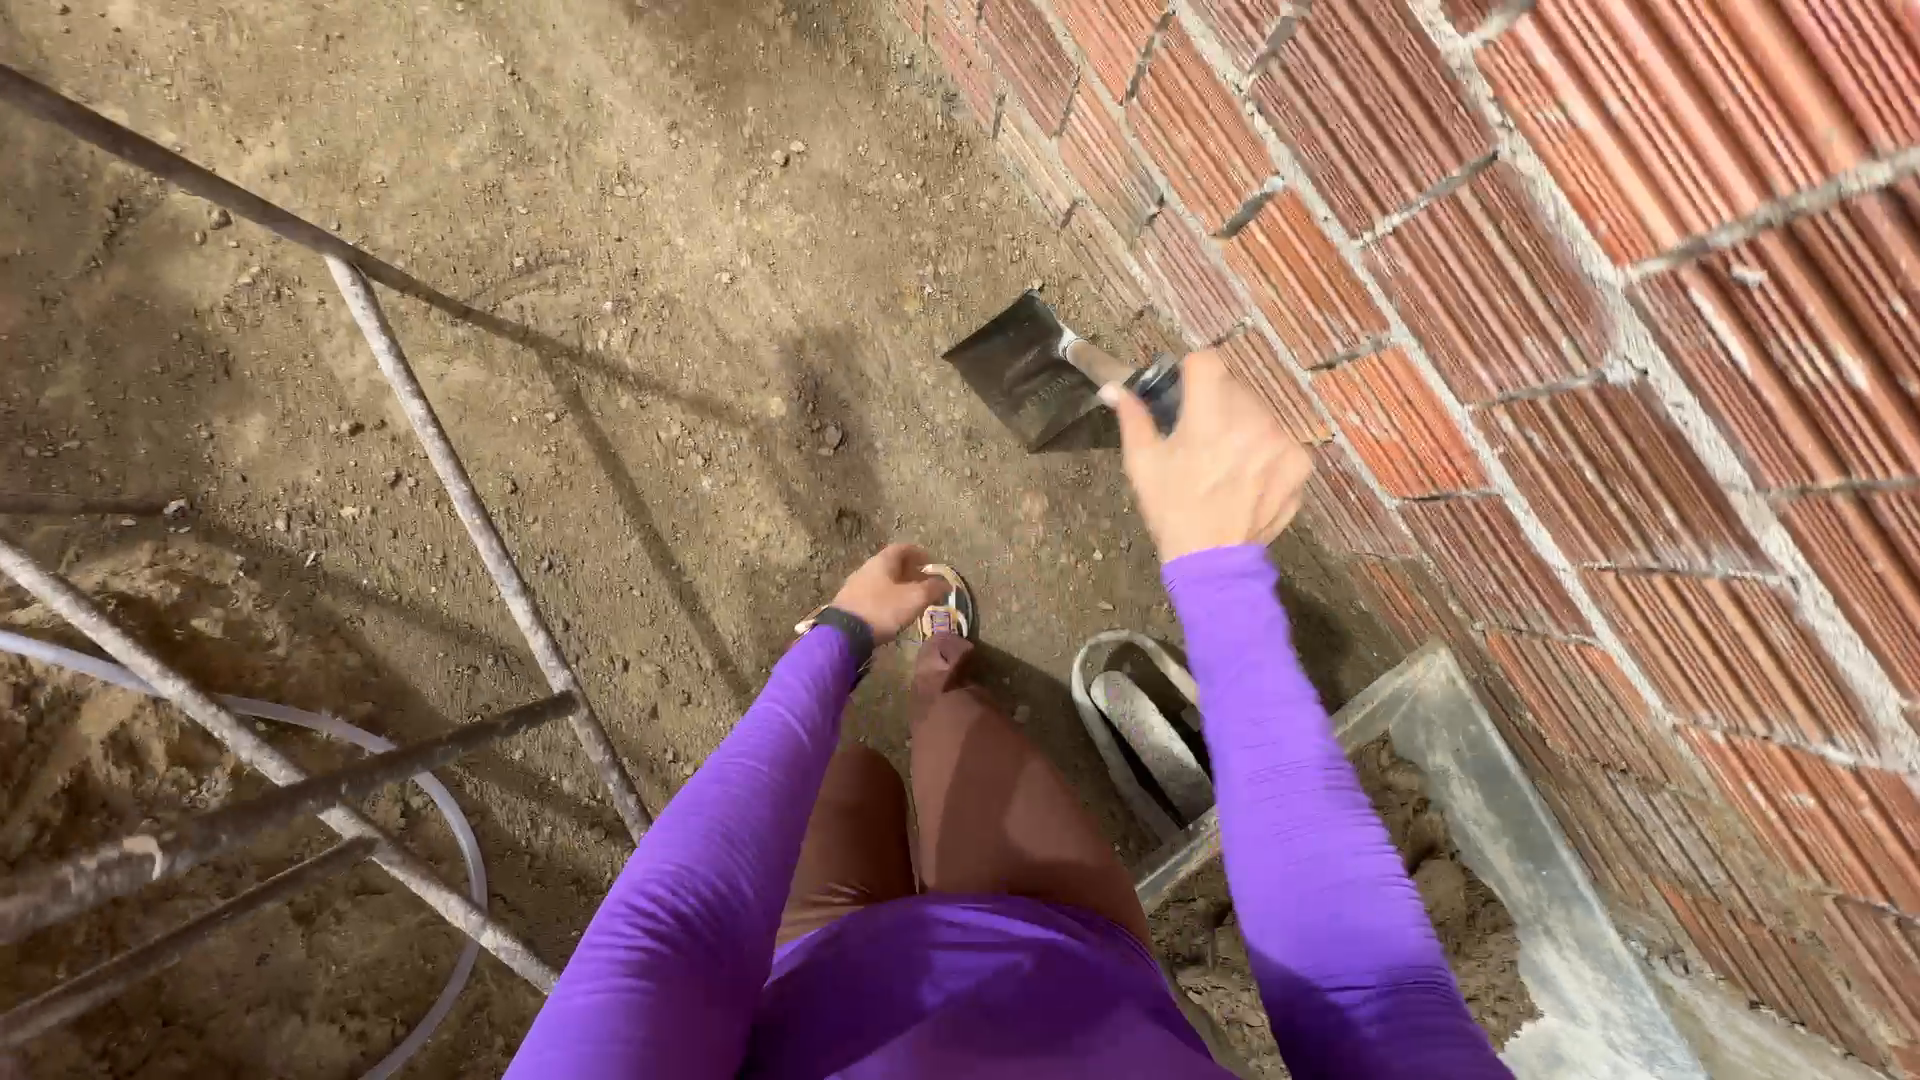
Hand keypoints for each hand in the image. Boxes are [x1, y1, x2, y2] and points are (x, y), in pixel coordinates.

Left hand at [829, 543, 949, 641]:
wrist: (844, 633)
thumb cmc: (883, 609)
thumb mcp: (914, 598)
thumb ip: (933, 589)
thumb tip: (946, 584)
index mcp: (882, 561)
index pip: (903, 548)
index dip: (919, 553)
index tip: (931, 563)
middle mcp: (867, 568)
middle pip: (892, 565)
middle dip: (911, 572)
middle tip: (925, 583)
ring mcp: (856, 585)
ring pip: (883, 580)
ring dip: (899, 586)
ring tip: (912, 600)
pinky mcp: (850, 603)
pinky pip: (874, 594)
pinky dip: (888, 598)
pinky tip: (894, 611)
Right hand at [1103, 350, 1312, 561]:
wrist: (1212, 559)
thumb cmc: (1171, 510)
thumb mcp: (1142, 464)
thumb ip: (1133, 418)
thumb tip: (1115, 389)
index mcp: (1208, 419)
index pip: (1207, 361)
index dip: (1192, 372)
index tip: (1186, 391)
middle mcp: (1251, 422)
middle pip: (1234, 385)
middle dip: (1217, 402)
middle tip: (1202, 435)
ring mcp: (1281, 441)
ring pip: (1260, 409)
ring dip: (1242, 423)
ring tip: (1226, 458)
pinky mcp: (1301, 462)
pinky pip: (1280, 437)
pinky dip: (1265, 448)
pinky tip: (1248, 473)